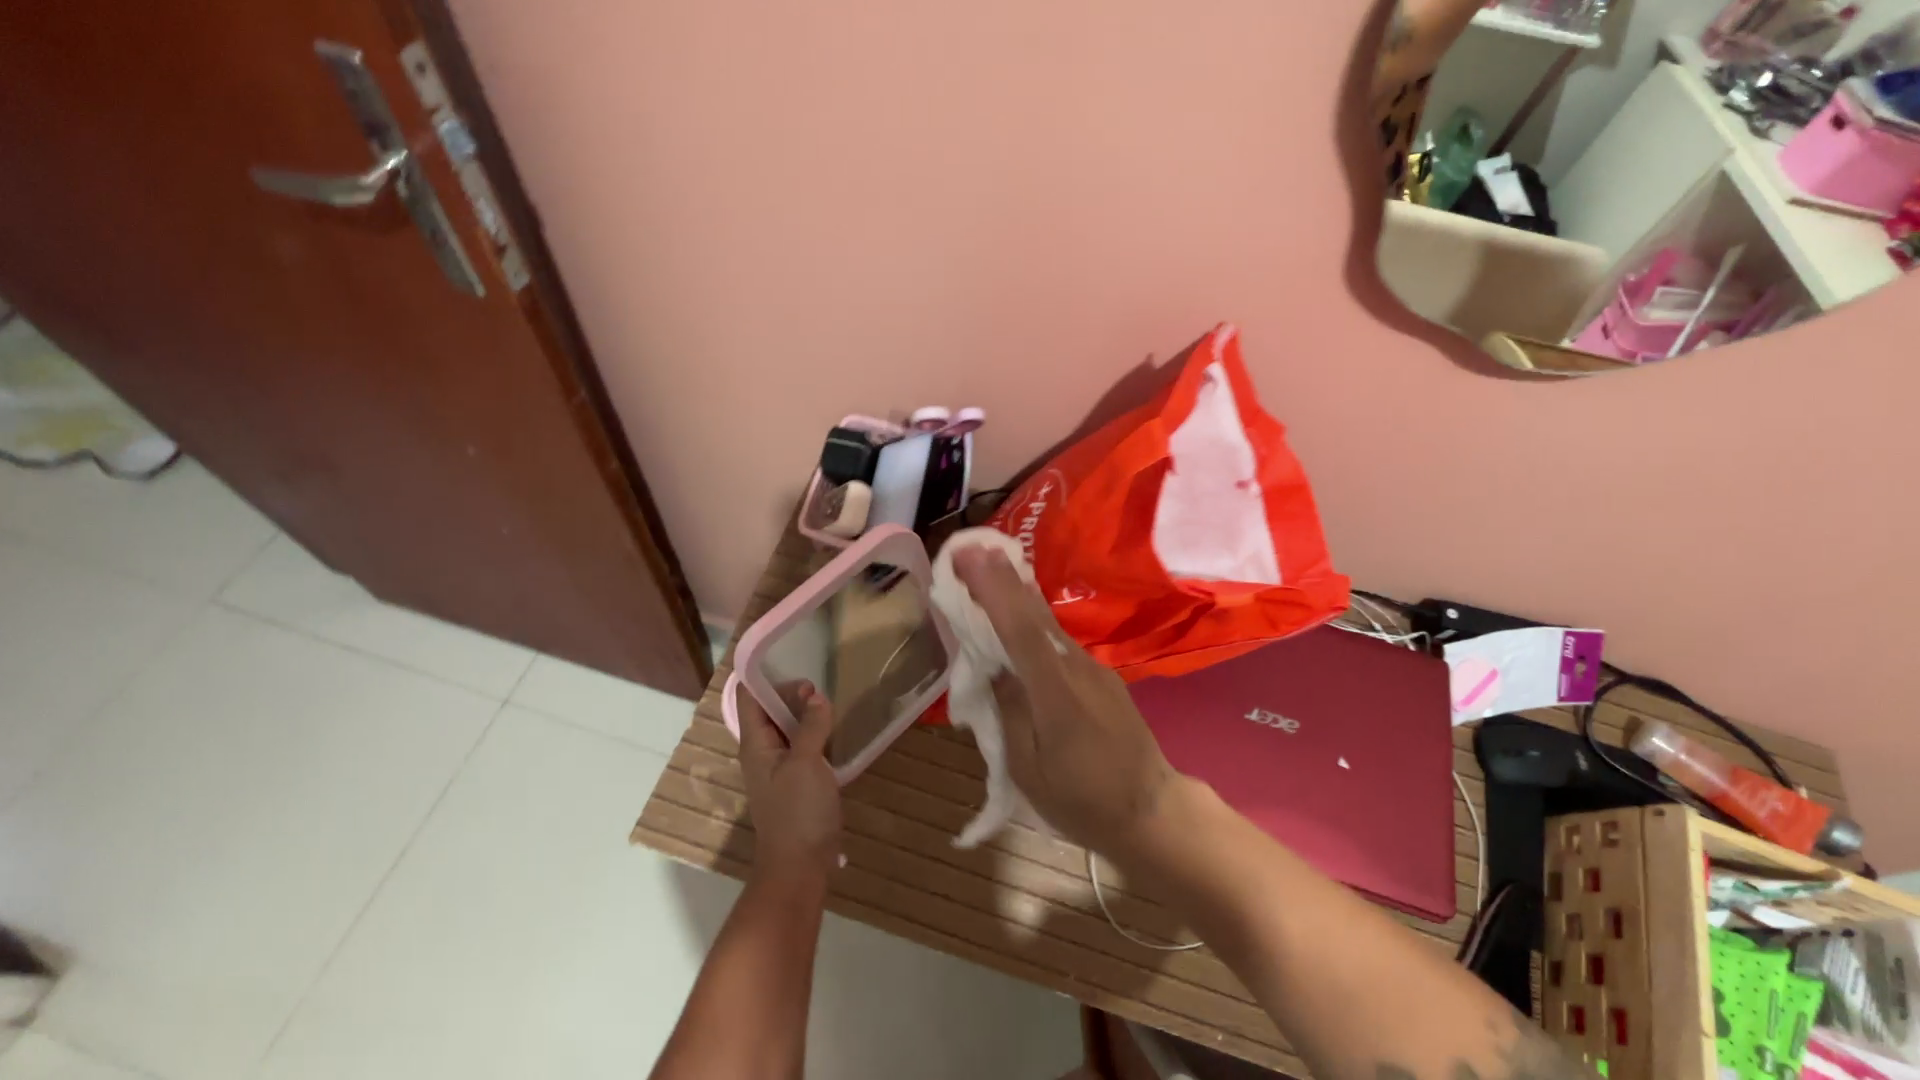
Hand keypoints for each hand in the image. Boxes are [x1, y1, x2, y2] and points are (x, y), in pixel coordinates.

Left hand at [737, 681, 842, 875]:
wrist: (799, 866)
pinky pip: (803, 748)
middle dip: (792, 692)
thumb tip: (816, 697)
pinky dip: (816, 735)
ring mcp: (779, 768)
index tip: (795, 662)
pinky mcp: (797, 783)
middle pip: (769, 709)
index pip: (748, 696)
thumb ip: (811, 727)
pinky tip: (837, 733)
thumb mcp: (806, 763)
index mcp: (755, 744)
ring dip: (806, 714)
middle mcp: (762, 752)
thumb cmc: (797, 812)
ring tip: (832, 702)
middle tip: (822, 687)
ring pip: (788, 728)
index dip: (765, 675)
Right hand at [952, 546, 1182, 855]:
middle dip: (1001, 578)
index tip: (967, 556)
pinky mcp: (1101, 678)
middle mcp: (1077, 668)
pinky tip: (1017, 619)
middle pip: (1035, 614)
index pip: (1019, 629)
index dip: (992, 590)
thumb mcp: (1029, 769)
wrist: (1149, 811)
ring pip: (1048, 626)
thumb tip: (995, 668)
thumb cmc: (1081, 801)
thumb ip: (1010, 711)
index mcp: (1055, 692)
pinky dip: (1032, 623)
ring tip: (987, 572)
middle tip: (970, 548)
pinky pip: (1059, 643)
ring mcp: (1094, 671)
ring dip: (1016, 597)